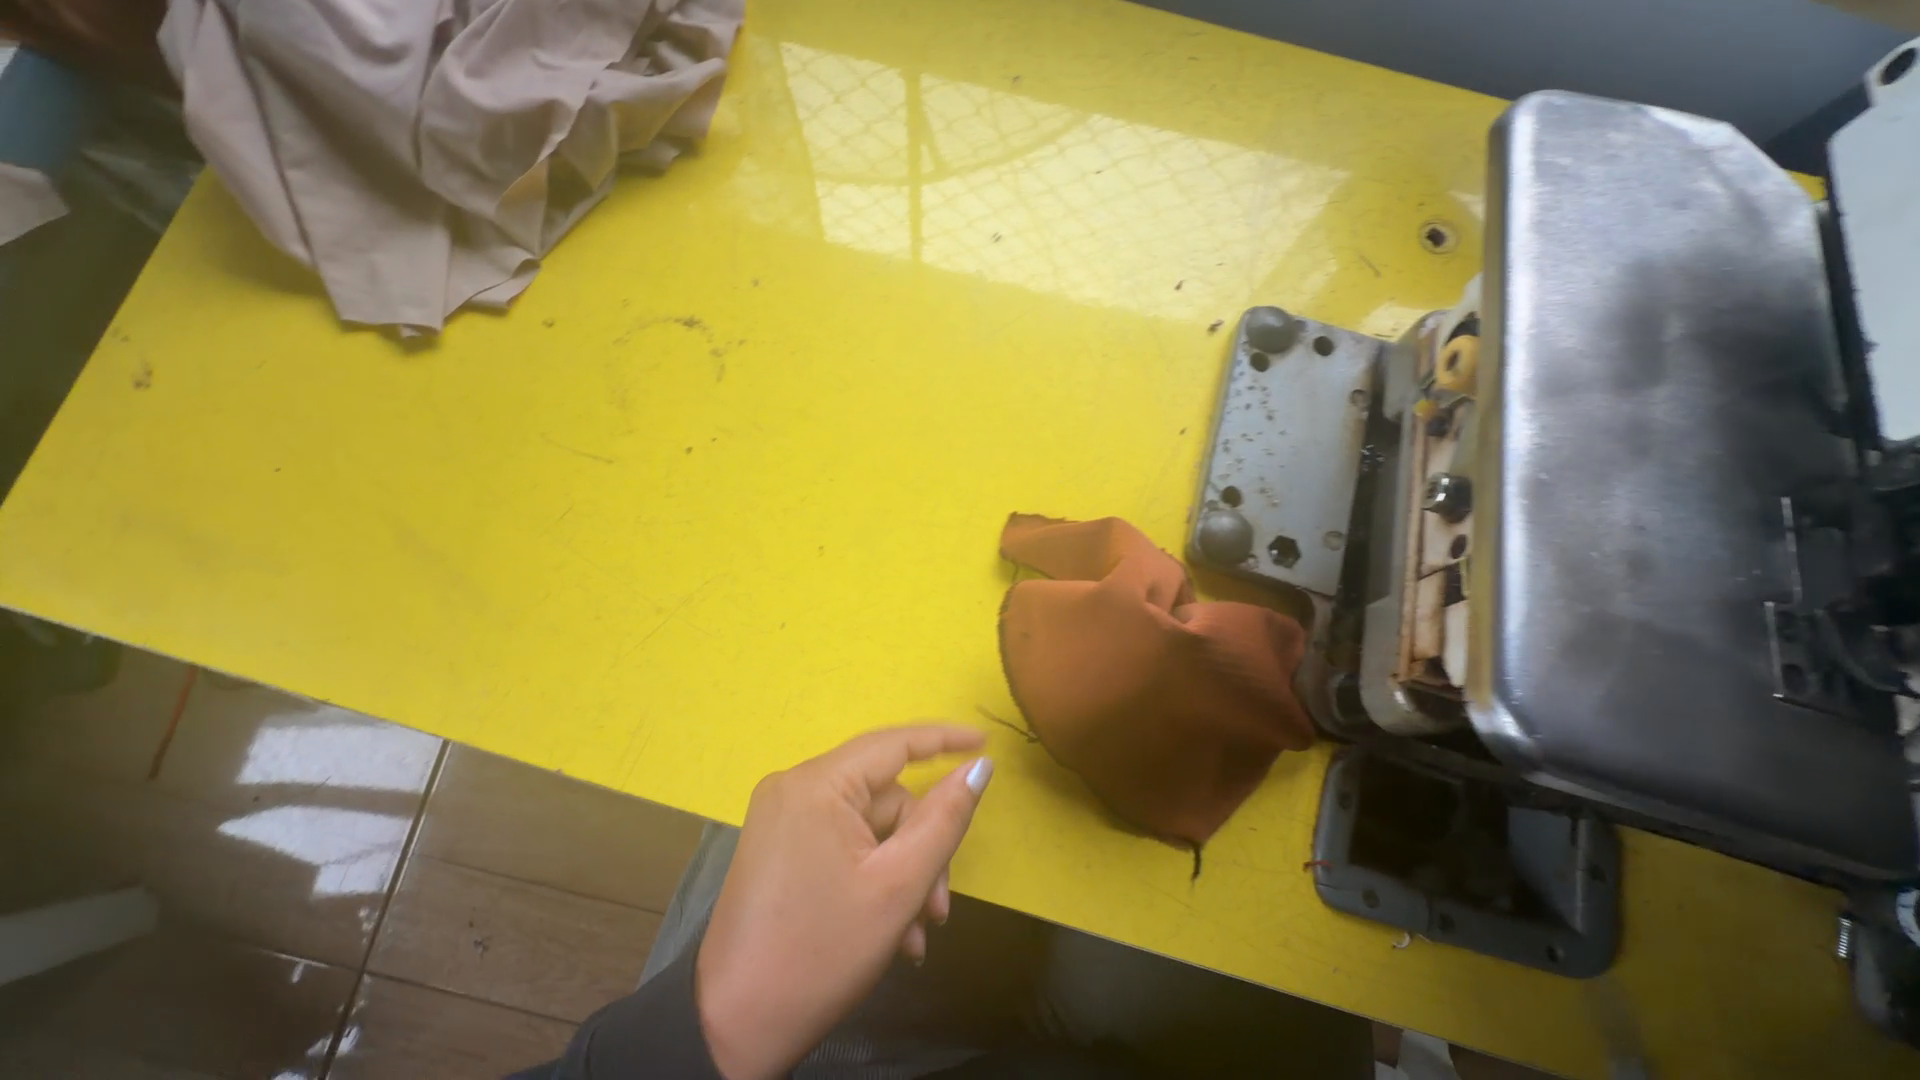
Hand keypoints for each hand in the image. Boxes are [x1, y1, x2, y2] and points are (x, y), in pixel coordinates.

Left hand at [695, 726, 994, 1079]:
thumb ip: (945, 819)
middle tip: (939, 910)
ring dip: (901, 878)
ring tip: (915, 936)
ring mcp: (782, 821)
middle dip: (921, 851)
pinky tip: (891, 935)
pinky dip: (873, 881)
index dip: (945, 740)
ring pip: (870, 829)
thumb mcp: (898, 885)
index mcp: (816, 785)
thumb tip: (980, 766)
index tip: (986, 742)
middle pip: (885, 799)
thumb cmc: (822, 951)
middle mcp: (794, 789)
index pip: (893, 743)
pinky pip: (844, 846)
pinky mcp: (779, 850)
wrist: (734, 1027)